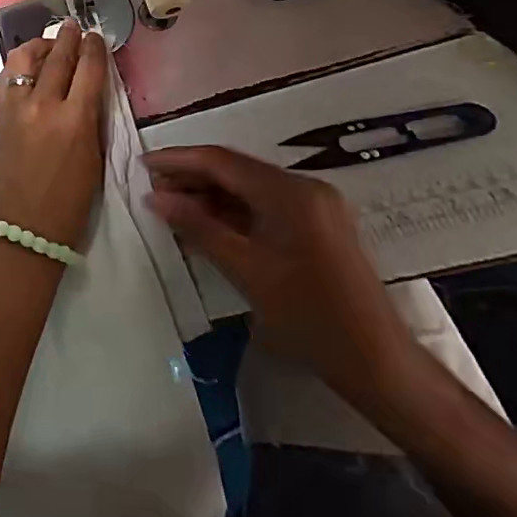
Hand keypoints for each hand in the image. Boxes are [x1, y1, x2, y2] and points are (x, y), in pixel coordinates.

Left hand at [0, 22, 107, 251]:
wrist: (23, 228)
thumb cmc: (70, 202)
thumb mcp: (94, 158)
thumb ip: (93, 118)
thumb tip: (91, 89)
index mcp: (75, 120)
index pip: (88, 69)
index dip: (95, 48)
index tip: (97, 37)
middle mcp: (43, 106)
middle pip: (57, 57)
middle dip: (69, 38)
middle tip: (76, 28)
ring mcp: (15, 109)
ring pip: (24, 59)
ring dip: (40, 46)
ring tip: (49, 46)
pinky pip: (7, 78)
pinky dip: (19, 66)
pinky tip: (28, 68)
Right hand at [144, 146, 417, 397]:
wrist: (374, 357)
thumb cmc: (309, 317)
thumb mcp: (246, 271)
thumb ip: (199, 228)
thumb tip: (155, 198)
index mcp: (290, 192)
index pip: (222, 161)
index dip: (178, 159)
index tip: (142, 164)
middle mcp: (304, 187)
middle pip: (237, 170)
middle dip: (192, 177)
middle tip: (150, 189)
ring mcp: (314, 204)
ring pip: (250, 188)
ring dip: (211, 195)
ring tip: (170, 206)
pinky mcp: (316, 224)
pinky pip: (266, 206)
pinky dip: (234, 211)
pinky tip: (206, 223)